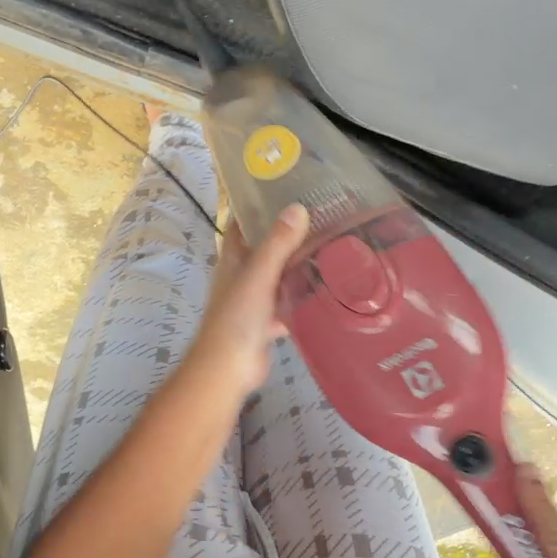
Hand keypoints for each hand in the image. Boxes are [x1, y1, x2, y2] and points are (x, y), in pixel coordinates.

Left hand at [179, 205, 310, 401]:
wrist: (227, 367)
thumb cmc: (237, 317)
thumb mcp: (259, 275)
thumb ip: (277, 244)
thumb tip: (297, 208)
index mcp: (232, 260)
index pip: (240, 225)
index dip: (255, 207)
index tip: (283, 190)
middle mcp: (240, 276)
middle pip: (262, 249)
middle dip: (285, 235)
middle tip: (320, 218)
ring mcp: (251, 301)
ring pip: (275, 277)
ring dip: (295, 267)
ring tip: (329, 249)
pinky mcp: (263, 324)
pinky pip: (284, 306)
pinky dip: (299, 300)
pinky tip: (323, 293)